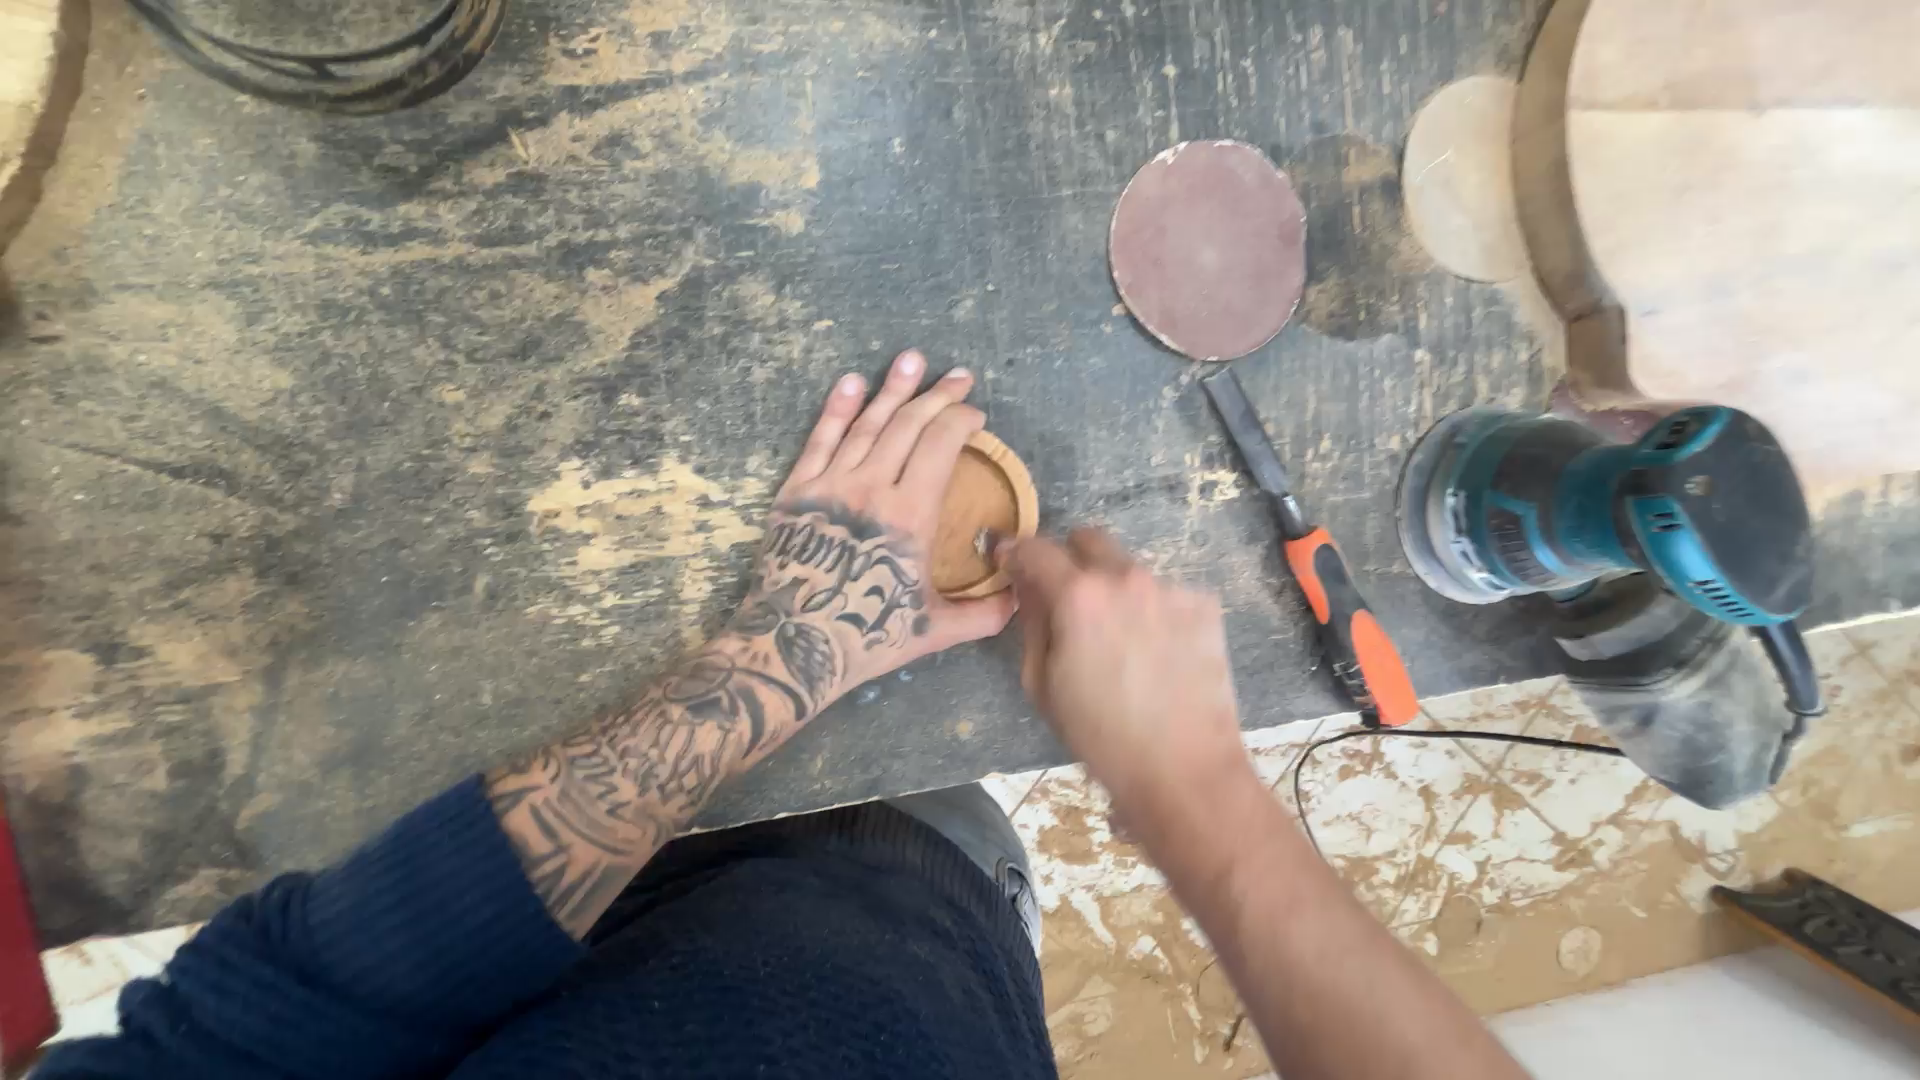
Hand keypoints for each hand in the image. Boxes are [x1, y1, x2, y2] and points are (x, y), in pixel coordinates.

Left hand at [729, 349, 1017, 711]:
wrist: (791, 644)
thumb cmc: (868, 636)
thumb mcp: (937, 629)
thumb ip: (985, 612)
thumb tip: (1022, 599)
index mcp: (912, 514)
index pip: (942, 445)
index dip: (962, 421)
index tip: (976, 416)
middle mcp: (873, 486)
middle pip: (908, 425)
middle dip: (937, 396)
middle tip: (958, 375)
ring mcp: (830, 484)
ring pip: (867, 424)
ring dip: (892, 390)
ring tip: (911, 359)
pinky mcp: (796, 491)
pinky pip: (820, 439)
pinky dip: (836, 409)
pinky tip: (850, 383)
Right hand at [1001, 528, 1248, 826]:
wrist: (1183, 769)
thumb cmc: (1099, 735)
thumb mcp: (1041, 683)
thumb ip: (1031, 621)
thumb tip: (1028, 586)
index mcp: (1078, 595)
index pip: (1036, 549)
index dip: (1015, 552)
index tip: (1008, 560)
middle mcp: (1127, 577)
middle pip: (1088, 539)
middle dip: (1069, 558)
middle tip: (1066, 597)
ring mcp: (1171, 587)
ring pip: (1129, 567)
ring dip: (1113, 587)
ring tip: (1119, 637)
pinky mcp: (1205, 605)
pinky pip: (1164, 592)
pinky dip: (1151, 609)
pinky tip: (1156, 650)